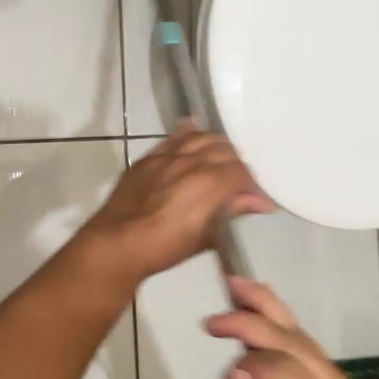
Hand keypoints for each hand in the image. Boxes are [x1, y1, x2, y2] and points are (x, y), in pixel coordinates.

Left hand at [75, 124, 272, 280]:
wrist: (118, 242)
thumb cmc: (165, 247)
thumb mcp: (206, 236)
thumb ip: (233, 212)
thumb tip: (261, 203)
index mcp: (211, 183)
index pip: (241, 172)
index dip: (248, 184)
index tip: (247, 196)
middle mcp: (192, 161)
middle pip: (224, 150)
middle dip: (234, 164)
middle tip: (233, 181)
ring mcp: (168, 156)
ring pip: (201, 137)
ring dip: (214, 146)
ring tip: (215, 159)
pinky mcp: (149, 157)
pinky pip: (173, 137)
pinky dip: (187, 133)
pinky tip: (192, 131)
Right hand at [208, 277, 377, 378]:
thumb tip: (237, 374)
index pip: (286, 372)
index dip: (250, 363)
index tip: (224, 373)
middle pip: (297, 344)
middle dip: (253, 320)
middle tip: (214, 317)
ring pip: (304, 337)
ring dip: (268, 308)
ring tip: (234, 284)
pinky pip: (308, 348)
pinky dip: (278, 326)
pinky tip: (256, 307)